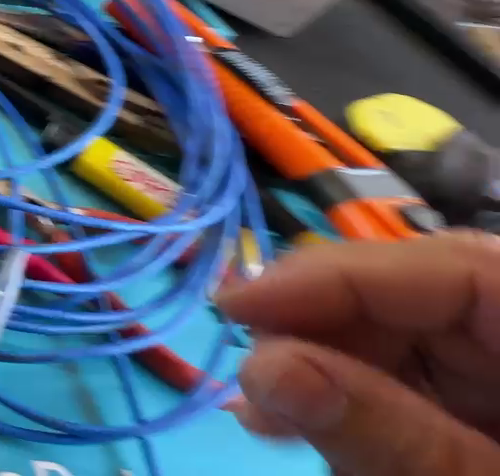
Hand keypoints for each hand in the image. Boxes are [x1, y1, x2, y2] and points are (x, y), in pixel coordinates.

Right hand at [219, 231, 499, 475]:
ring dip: (321, 371)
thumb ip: (396, 440)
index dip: (331, 276)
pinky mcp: (498, 417)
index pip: (451, 268)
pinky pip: (412, 383)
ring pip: (400, 341)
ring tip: (263, 418)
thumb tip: (260, 367)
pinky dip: (350, 402)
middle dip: (319, 334)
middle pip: (415, 301)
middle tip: (250, 385)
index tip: (234, 308)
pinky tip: (297, 422)